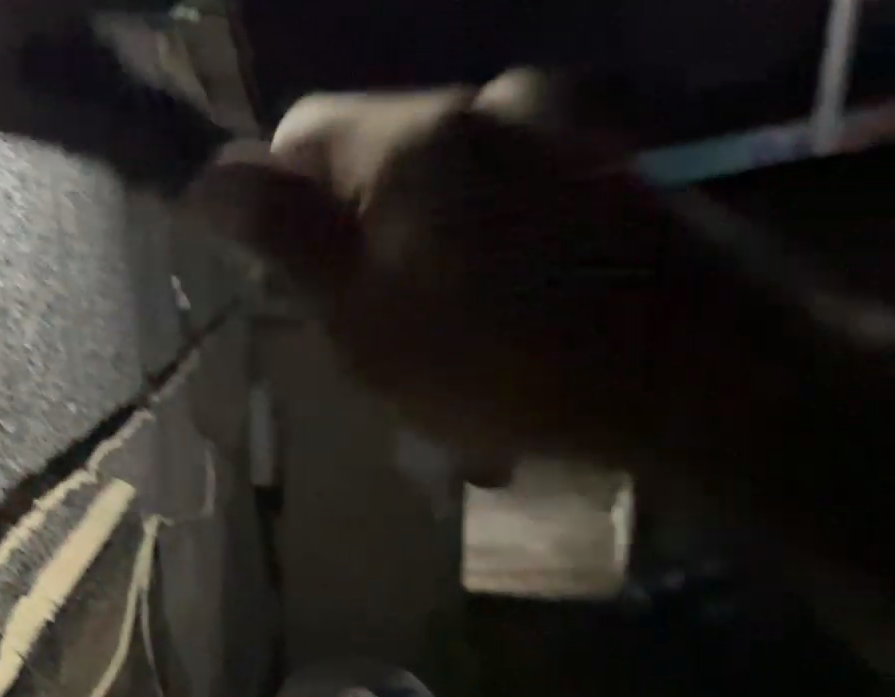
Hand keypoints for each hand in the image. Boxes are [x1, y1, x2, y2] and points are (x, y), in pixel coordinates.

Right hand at [179, 72, 813, 480]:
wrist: (702, 382)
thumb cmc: (497, 361)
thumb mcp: (358, 316)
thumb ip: (282, 237)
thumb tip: (203, 175)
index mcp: (412, 138)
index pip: (298, 132)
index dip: (281, 204)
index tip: (296, 278)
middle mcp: (485, 105)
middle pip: (369, 157)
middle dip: (351, 231)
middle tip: (367, 323)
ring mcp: (556, 128)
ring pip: (434, 180)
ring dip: (415, 242)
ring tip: (441, 330)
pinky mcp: (603, 164)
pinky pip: (499, 190)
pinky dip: (478, 241)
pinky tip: (502, 311)